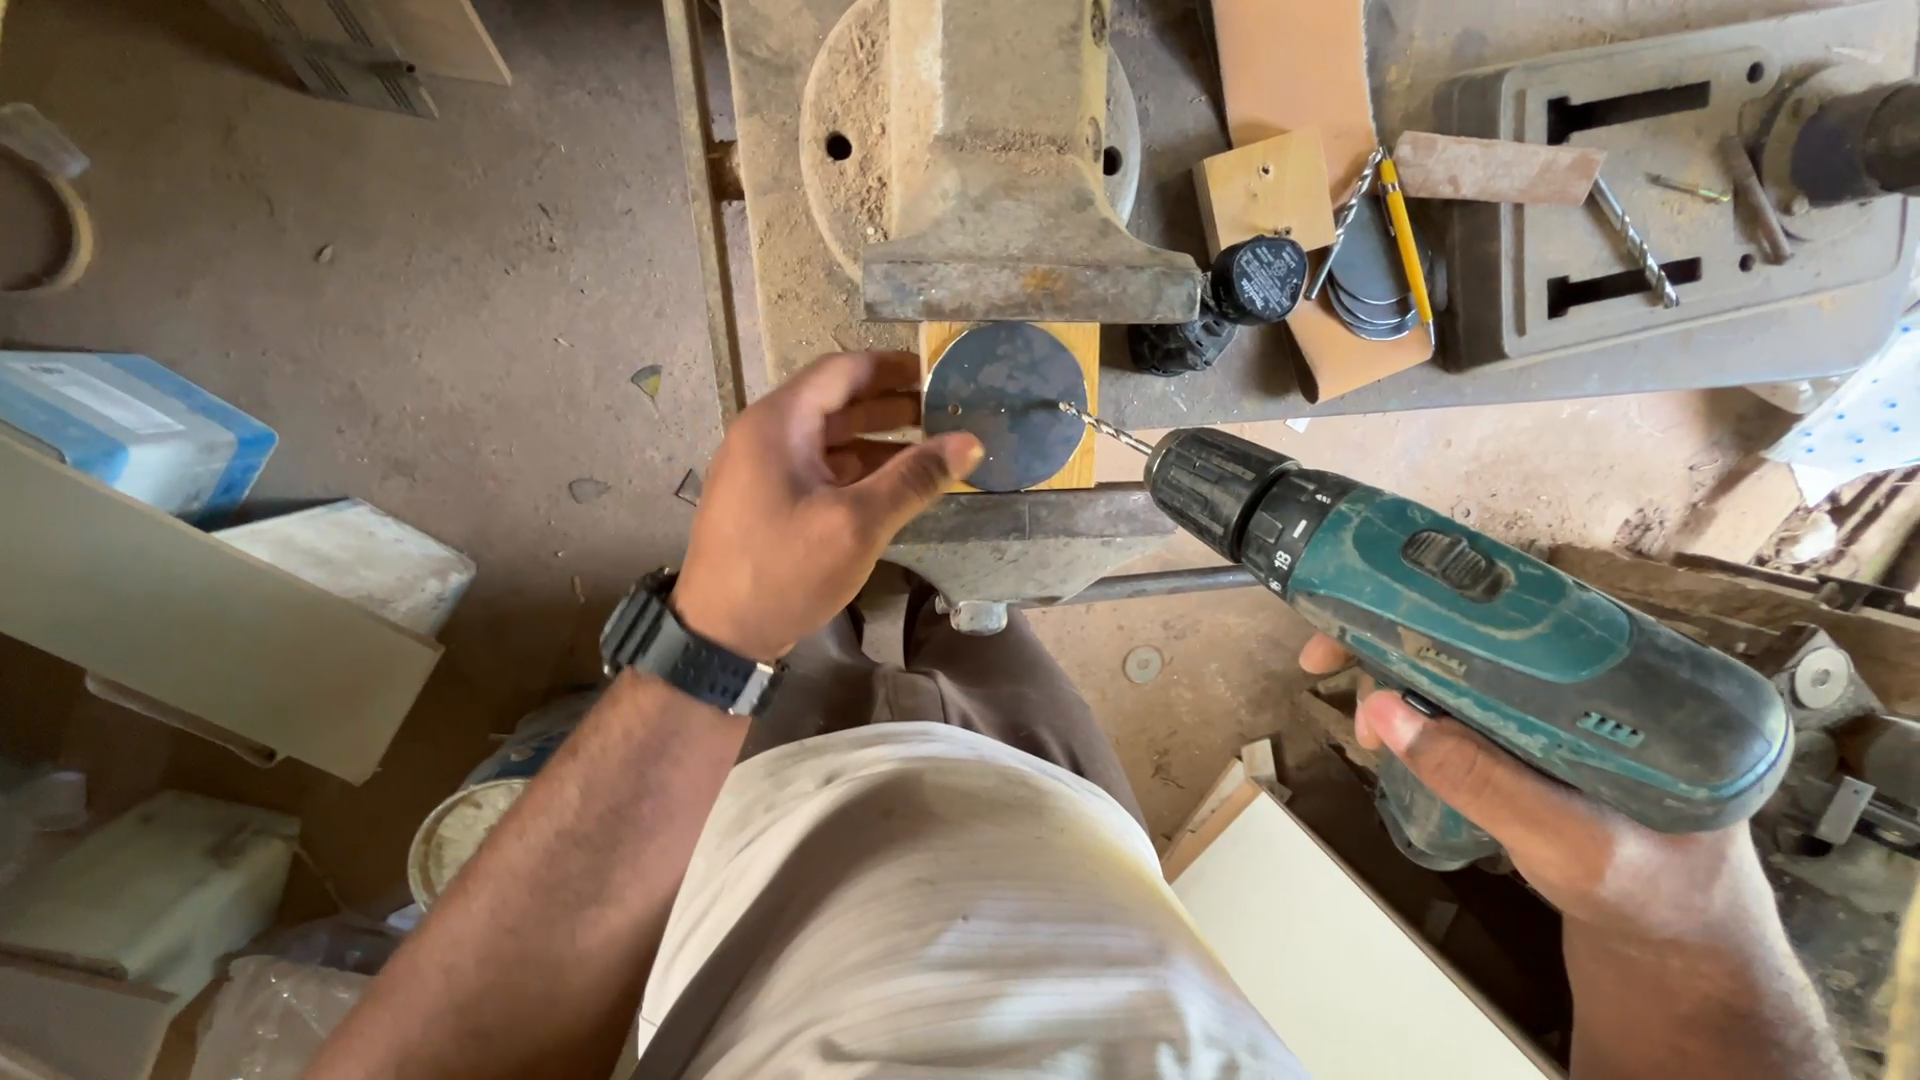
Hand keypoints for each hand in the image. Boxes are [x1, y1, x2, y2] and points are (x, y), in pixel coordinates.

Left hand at [672, 352, 982, 662]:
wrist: (719, 634)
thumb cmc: (784, 570)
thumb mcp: (857, 523)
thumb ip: (913, 478)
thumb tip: (969, 442)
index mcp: (779, 423)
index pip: (842, 370)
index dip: (892, 367)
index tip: (938, 372)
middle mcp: (766, 434)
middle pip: (836, 401)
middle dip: (892, 404)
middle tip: (946, 410)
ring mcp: (764, 469)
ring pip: (830, 438)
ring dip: (878, 439)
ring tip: (932, 447)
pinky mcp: (768, 500)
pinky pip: (820, 468)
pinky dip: (858, 469)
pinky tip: (894, 485)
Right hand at [1298, 635, 1781, 949]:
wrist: (1681, 952)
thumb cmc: (1654, 896)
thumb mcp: (1570, 843)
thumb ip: (1482, 780)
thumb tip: (1382, 707)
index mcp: (1626, 676)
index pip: (1518, 613)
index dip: (1432, 608)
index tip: (1358, 612)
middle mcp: (1592, 680)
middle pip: (1477, 637)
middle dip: (1395, 651)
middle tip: (1332, 674)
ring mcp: (1563, 711)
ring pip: (1464, 674)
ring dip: (1401, 690)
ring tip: (1369, 736)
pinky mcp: (1540, 740)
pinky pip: (1467, 708)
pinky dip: (1420, 717)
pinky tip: (1400, 743)